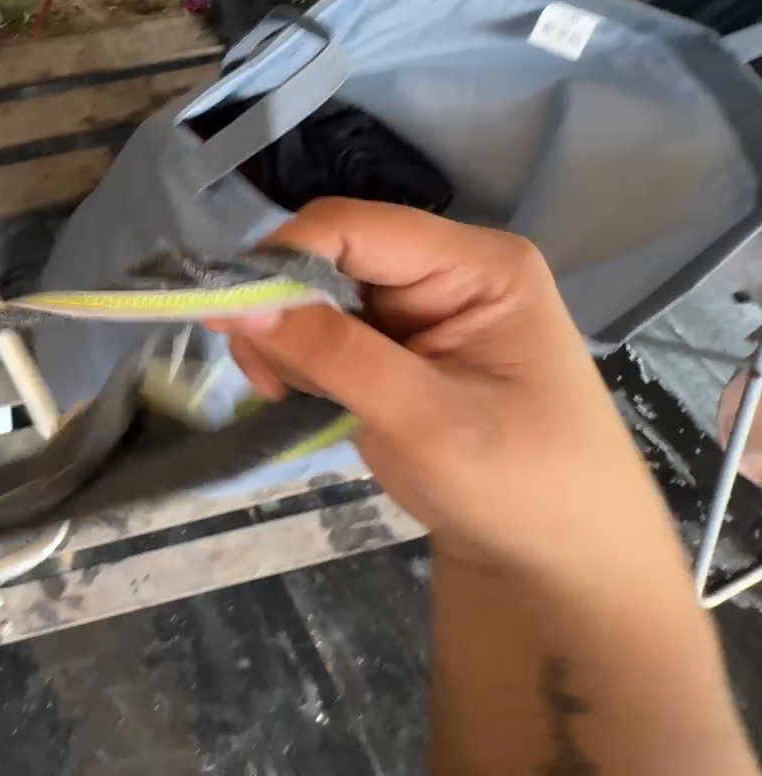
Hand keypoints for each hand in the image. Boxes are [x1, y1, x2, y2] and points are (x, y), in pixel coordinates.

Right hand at [213, 199, 681, 583]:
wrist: (547, 554)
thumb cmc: (517, 486)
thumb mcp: (424, 419)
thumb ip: (330, 352)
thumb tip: (234, 302)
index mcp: (473, 266)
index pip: (346, 226)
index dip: (282, 260)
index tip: (239, 322)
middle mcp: (436, 268)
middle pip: (314, 252)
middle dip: (276, 308)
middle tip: (269, 376)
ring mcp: (405, 302)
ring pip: (296, 288)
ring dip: (277, 340)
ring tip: (296, 395)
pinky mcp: (379, 335)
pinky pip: (302, 321)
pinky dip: (283, 355)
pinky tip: (299, 393)